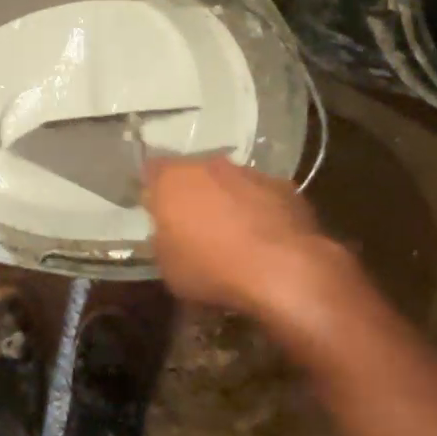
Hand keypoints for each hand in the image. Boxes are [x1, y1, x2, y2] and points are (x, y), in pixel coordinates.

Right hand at [141, 155, 347, 318]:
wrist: (282, 270)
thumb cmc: (211, 269)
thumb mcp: (168, 267)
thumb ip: (163, 239)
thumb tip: (169, 231)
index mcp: (173, 180)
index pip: (152, 170)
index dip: (153, 188)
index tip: (155, 208)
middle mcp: (210, 166)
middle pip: (195, 173)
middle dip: (194, 193)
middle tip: (195, 224)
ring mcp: (250, 172)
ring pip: (231, 182)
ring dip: (229, 200)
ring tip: (234, 234)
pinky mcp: (284, 186)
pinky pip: (263, 195)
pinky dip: (260, 210)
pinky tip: (266, 238)